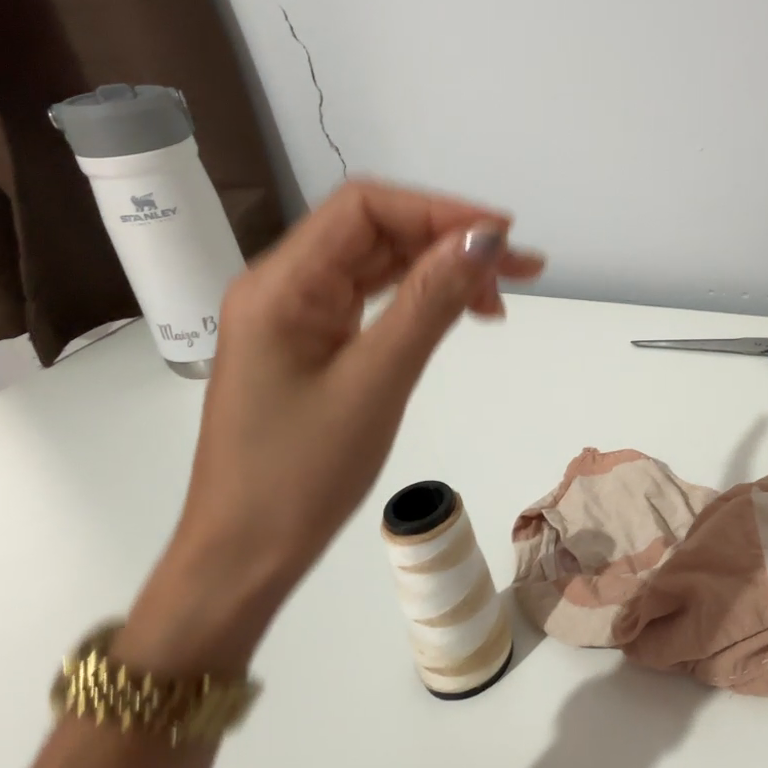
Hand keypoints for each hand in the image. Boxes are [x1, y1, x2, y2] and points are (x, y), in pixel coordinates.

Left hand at [116, 181, 545, 672]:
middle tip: (523, 269)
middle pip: (377, 232)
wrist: (243, 558)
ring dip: (443, 270)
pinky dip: (423, 299)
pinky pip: (375, 300)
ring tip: (504, 296)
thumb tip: (484, 238)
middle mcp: (285, 286)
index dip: (438, 210)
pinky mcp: (313, 343)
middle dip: (450, 240)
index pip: (365, 209)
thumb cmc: (301, 475)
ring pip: (381, 264)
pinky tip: (463, 313)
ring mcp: (298, 315)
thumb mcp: (376, 382)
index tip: (502, 237)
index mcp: (282, 285)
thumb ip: (429, 301)